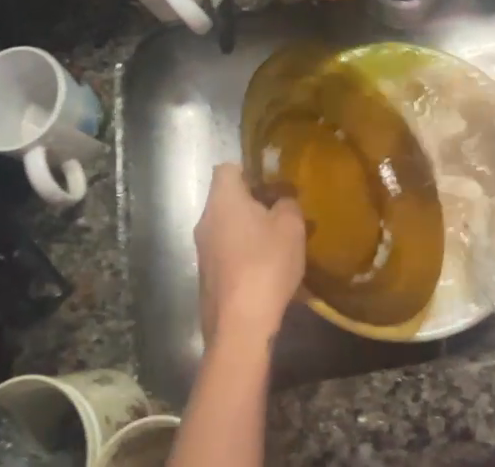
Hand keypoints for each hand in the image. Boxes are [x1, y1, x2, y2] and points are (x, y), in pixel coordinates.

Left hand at [194, 163, 305, 347]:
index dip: (250, 170)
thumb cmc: (266, 264)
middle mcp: (205, 221)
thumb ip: (287, 204)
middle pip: (228, 200)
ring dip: (251, 232)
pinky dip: (245, 256)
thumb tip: (281, 201)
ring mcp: (203, 252)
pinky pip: (227, 255)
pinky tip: (267, 272)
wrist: (240, 326)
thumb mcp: (291, 226)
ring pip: (228, 229)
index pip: (228, 168)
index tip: (273, 184)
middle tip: (283, 215)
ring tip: (280, 246)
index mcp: (222, 200)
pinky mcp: (207, 279)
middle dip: (255, 204)